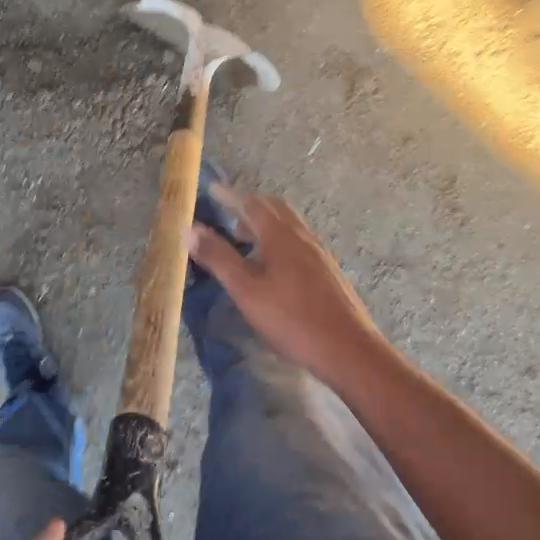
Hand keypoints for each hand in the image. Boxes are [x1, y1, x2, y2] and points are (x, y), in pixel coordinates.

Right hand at [186, 189, 383, 382]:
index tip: (211, 189)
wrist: (349, 351)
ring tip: (245, 239)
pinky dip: (279, 240)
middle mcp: (302, 237)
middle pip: (274, 209)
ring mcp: (319, 254)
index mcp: (281, 235)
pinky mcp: (328, 272)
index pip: (251, 204)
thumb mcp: (246, 290)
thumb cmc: (292, 319)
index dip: (230, 195)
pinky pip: (299, 242)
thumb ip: (218, 257)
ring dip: (265, 224)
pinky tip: (273, 266)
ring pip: (289, 226)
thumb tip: (190, 228)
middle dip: (250, 206)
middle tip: (227, 214)